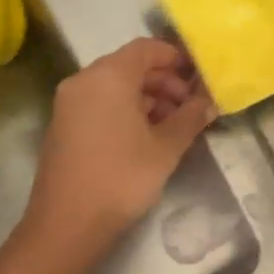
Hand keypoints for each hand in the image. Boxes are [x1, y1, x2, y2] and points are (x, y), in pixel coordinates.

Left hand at [24, 38, 217, 250]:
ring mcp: (69, 103)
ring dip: (146, 98)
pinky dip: (125, 109)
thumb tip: (209, 102)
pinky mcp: (63, 124)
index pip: (145, 48)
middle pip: (129, 66)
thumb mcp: (165, 148)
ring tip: (173, 125)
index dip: (174, 57)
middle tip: (190, 106)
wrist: (67, 224)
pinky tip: (146, 136)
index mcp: (108, 76)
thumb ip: (190, 119)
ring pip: (114, 86)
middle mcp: (84, 80)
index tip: (198, 76)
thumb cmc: (121, 178)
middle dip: (164, 81)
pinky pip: (99, 103)